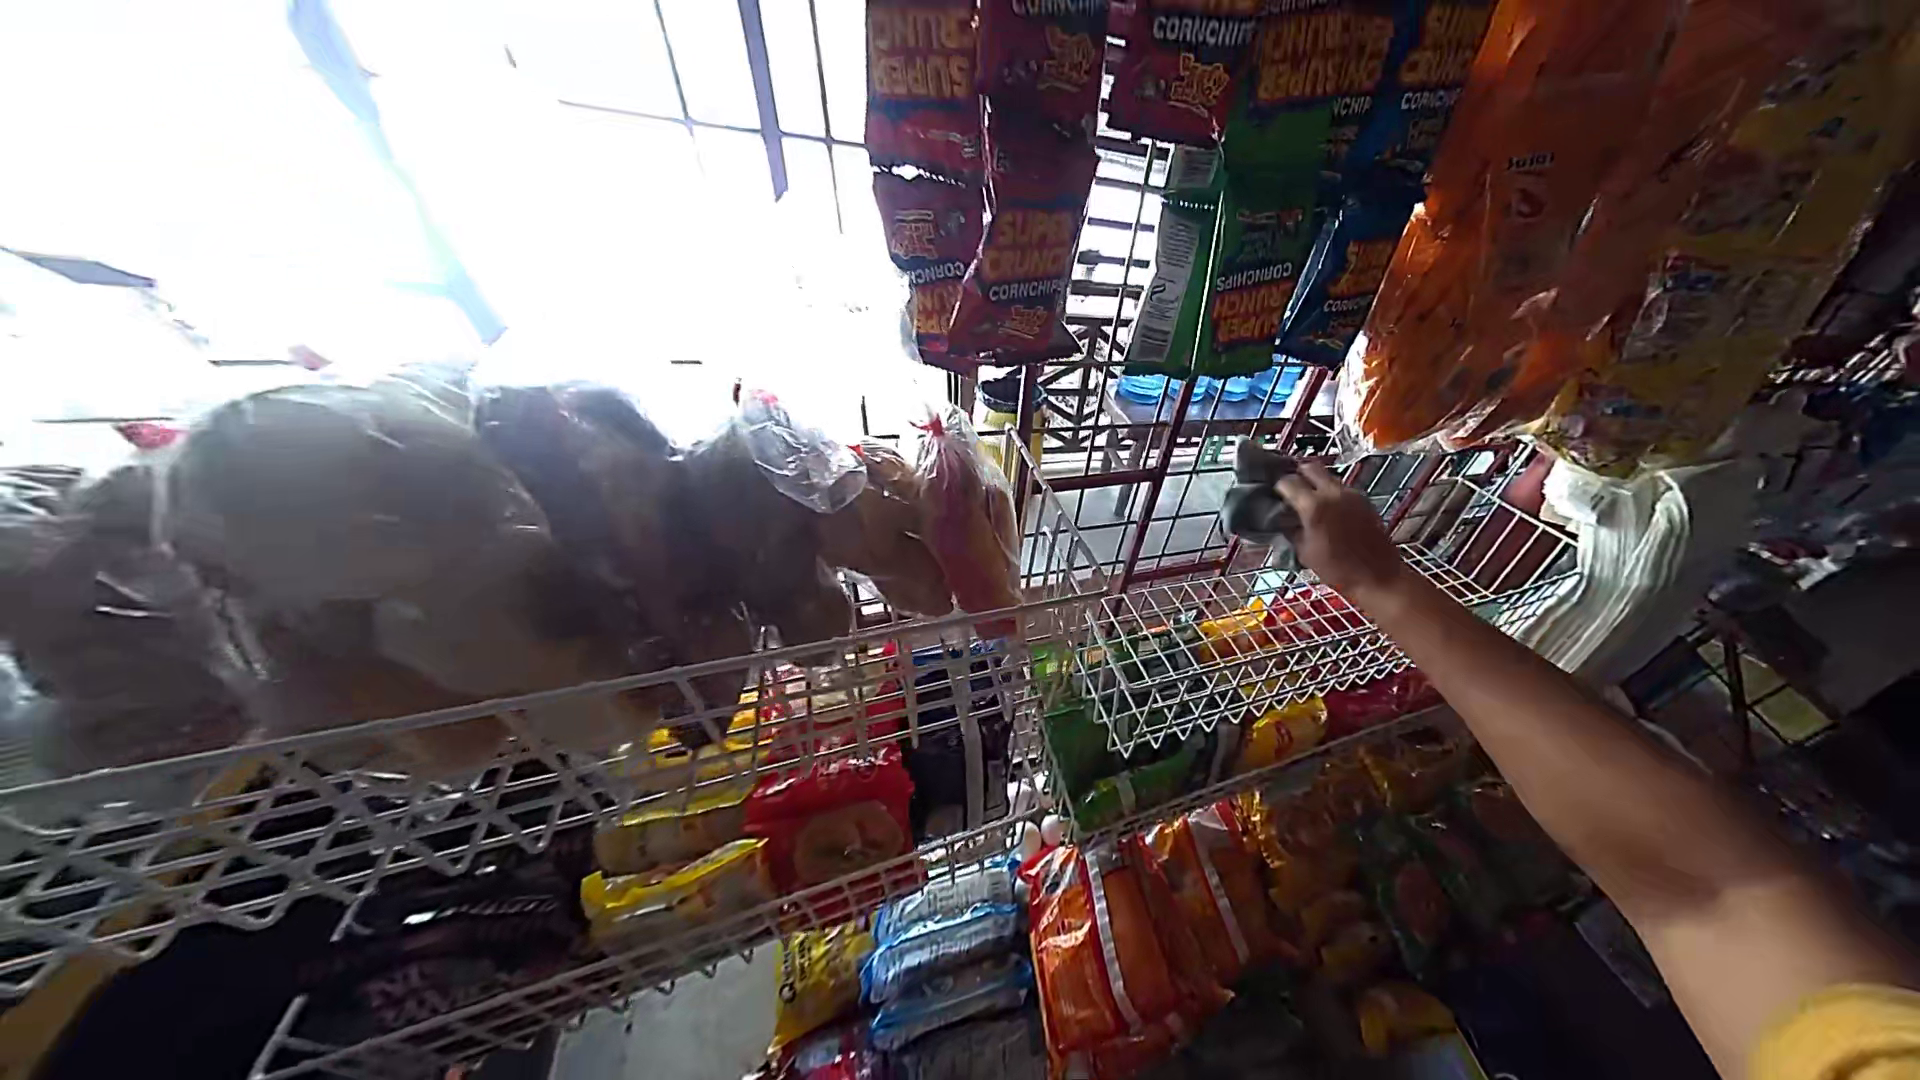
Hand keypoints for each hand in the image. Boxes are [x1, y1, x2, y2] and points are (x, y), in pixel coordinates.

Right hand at [1274, 462, 1406, 601]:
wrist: (1377, 576)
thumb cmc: (1336, 568)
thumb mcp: (1303, 550)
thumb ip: (1291, 529)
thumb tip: (1284, 519)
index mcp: (1314, 506)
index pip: (1287, 482)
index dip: (1277, 487)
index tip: (1273, 495)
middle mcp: (1333, 494)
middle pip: (1310, 467)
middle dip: (1297, 474)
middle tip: (1289, 488)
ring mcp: (1352, 495)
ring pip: (1327, 476)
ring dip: (1315, 483)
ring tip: (1306, 500)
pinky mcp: (1364, 501)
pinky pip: (1341, 488)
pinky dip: (1330, 493)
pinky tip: (1326, 510)